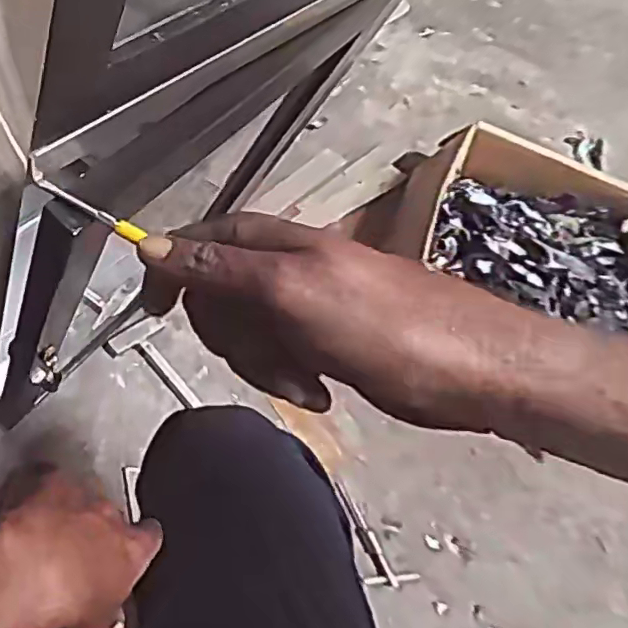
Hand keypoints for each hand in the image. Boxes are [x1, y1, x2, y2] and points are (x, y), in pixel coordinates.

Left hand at [0, 469, 162, 627]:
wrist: (31, 570)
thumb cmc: (69, 598)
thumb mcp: (98, 621)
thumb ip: (110, 611)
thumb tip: (108, 616)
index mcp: (131, 548)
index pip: (150, 537)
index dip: (144, 541)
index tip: (137, 546)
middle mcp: (109, 515)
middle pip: (113, 514)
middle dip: (101, 527)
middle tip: (84, 548)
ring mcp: (80, 495)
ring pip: (84, 494)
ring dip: (75, 508)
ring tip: (57, 529)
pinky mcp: (48, 484)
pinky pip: (52, 483)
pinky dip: (46, 493)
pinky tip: (35, 509)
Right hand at [137, 212, 554, 430]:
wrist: (476, 372)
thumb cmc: (382, 324)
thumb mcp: (287, 289)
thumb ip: (215, 266)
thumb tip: (151, 244)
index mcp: (266, 241)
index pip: (193, 242)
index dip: (169, 271)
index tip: (156, 311)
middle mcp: (275, 266)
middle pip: (212, 294)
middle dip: (229, 333)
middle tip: (261, 351)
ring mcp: (296, 304)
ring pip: (239, 331)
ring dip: (261, 362)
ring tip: (304, 378)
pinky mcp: (314, 337)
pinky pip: (271, 355)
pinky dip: (286, 375)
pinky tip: (319, 386)